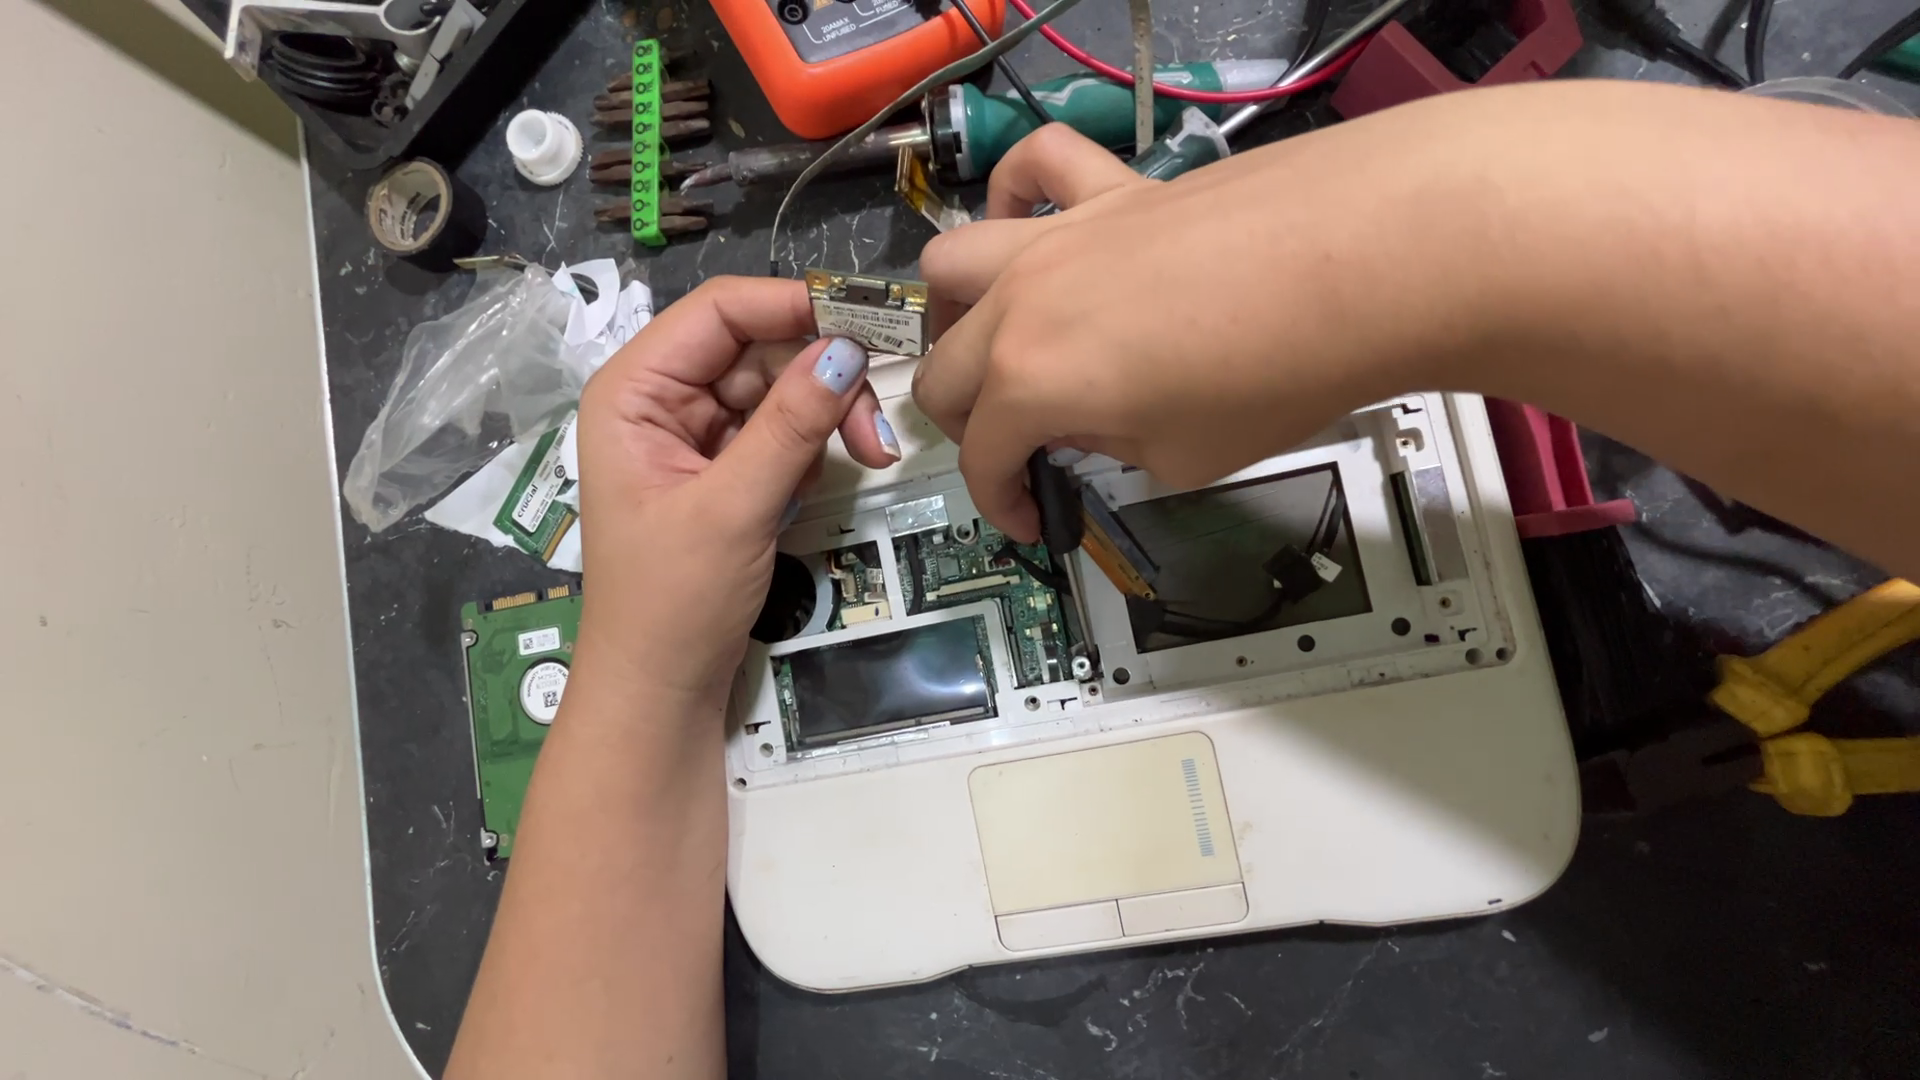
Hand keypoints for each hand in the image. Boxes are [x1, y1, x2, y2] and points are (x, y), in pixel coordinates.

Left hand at [573, 276, 896, 702]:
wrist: (663, 683)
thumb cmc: (675, 599)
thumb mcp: (734, 507)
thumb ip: (790, 426)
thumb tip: (847, 352)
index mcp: (636, 390)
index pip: (718, 312)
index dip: (790, 306)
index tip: (864, 324)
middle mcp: (666, 399)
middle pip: (760, 351)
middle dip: (822, 382)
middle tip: (877, 430)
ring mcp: (699, 435)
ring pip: (780, 391)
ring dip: (827, 419)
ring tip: (868, 459)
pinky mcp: (729, 467)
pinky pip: (782, 431)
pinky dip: (812, 448)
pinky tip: (818, 483)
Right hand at [914, 119, 1490, 541]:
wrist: (1373, 260)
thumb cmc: (1277, 379)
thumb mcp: (1180, 457)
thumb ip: (1109, 443)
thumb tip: (1084, 418)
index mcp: (1032, 382)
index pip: (981, 456)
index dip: (1000, 502)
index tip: (1034, 520)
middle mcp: (1020, 304)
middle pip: (942, 370)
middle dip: (965, 426)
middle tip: (1016, 446)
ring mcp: (1058, 237)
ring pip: (950, 266)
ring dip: (954, 317)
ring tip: (990, 342)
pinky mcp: (1109, 190)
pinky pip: (1035, 169)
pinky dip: (1017, 197)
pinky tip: (1034, 227)